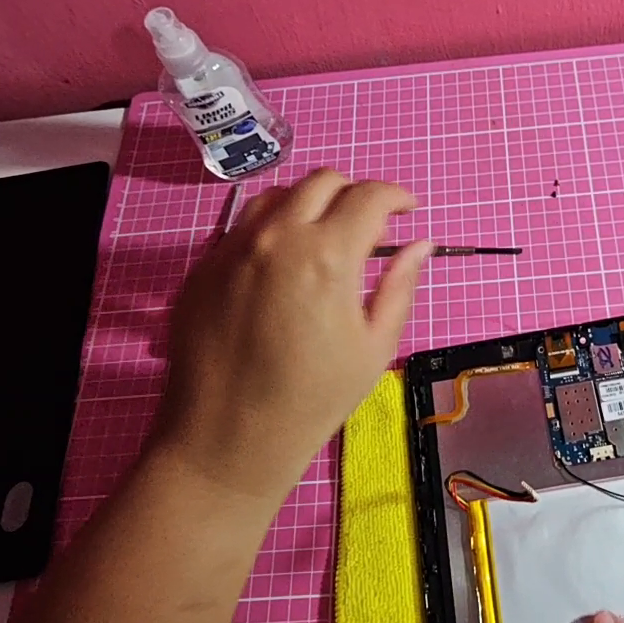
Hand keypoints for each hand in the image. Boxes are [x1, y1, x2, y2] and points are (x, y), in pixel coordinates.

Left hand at [149, 168, 433, 502]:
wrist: (225, 441)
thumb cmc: (312, 400)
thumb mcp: (374, 346)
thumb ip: (399, 284)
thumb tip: (420, 244)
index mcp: (328, 256)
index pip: (369, 196)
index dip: (396, 196)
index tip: (405, 210)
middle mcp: (278, 237)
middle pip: (323, 181)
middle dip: (354, 193)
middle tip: (366, 225)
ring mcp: (233, 247)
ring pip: (278, 195)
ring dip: (309, 203)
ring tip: (321, 236)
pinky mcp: (204, 265)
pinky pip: (242, 226)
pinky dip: (272, 228)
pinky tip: (280, 264)